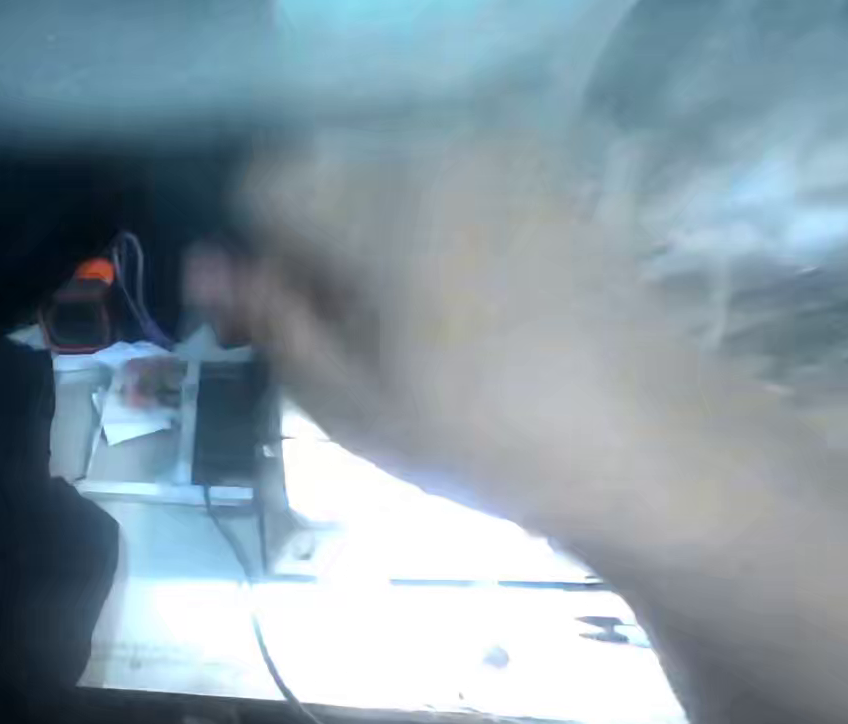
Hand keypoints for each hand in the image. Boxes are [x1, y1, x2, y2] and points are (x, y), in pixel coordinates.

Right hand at [187, 131, 726, 530]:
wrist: (642, 442)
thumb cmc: (474, 438)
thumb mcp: (345, 401)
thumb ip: (272, 320)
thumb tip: (206, 267)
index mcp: (379, 212)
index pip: (263, 187)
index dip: (252, 255)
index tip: (275, 319)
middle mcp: (436, 156)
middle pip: (322, 178)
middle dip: (305, 250)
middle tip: (336, 338)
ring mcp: (498, 159)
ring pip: (378, 184)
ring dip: (359, 246)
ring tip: (399, 331)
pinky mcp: (540, 178)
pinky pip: (438, 189)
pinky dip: (414, 238)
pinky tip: (451, 307)